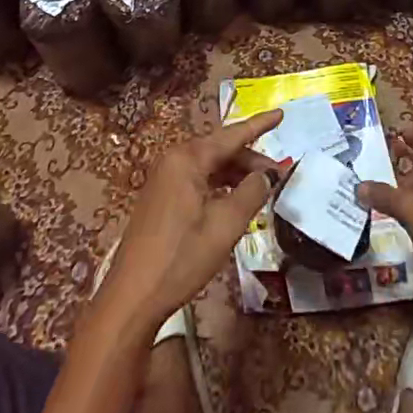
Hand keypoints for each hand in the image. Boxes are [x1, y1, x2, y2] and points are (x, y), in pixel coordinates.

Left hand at [98, 110, 283, 328]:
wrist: (132, 298)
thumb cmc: (182, 257)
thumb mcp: (226, 224)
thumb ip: (252, 191)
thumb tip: (267, 174)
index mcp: (188, 159)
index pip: (232, 135)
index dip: (259, 125)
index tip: (281, 114)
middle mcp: (174, 161)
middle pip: (221, 150)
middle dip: (251, 159)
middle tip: (278, 174)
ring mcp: (164, 180)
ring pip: (210, 167)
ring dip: (236, 174)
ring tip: (262, 188)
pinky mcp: (161, 199)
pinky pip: (198, 180)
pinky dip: (220, 186)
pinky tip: (235, 201)